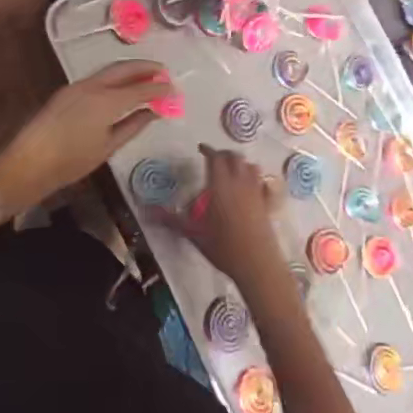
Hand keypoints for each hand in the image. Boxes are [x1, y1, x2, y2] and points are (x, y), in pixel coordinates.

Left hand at [0, 61, 170, 221]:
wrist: (29, 162)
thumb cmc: (71, 161)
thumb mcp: (107, 147)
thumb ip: (132, 126)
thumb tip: (153, 112)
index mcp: (106, 101)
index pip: (140, 89)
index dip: (159, 89)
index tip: (174, 90)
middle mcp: (92, 86)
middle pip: (124, 69)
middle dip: (145, 69)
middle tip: (164, 74)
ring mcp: (76, 87)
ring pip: (108, 71)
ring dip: (129, 71)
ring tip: (146, 79)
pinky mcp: (65, 92)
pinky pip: (96, 78)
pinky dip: (113, 79)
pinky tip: (120, 89)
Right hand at [169, 145, 286, 288]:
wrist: (257, 264)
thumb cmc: (222, 247)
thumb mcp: (192, 233)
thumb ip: (170, 220)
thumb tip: (145, 211)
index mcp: (220, 185)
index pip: (216, 158)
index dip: (208, 150)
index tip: (201, 149)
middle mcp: (240, 183)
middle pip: (235, 157)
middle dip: (223, 154)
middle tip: (213, 158)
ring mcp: (256, 192)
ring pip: (251, 166)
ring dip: (240, 162)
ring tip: (231, 168)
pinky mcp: (266, 203)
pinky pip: (262, 182)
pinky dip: (254, 177)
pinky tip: (249, 186)